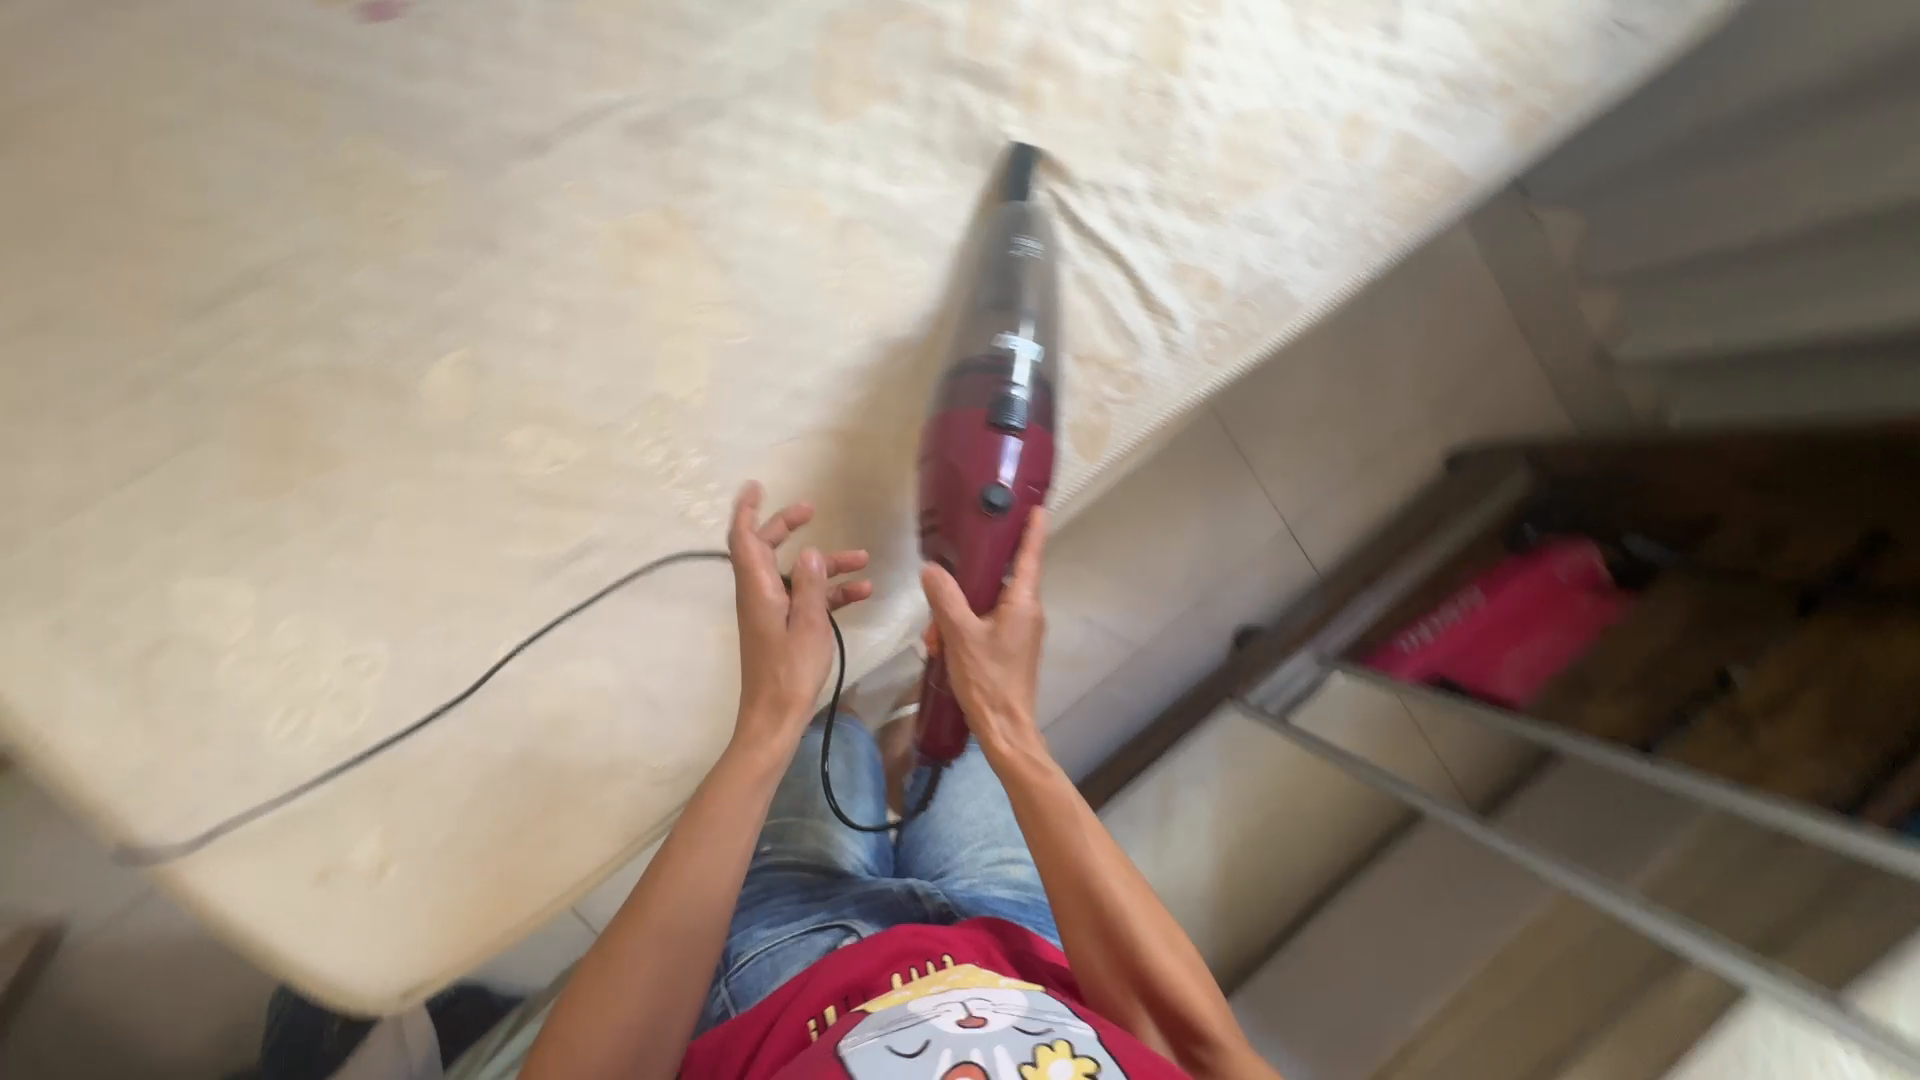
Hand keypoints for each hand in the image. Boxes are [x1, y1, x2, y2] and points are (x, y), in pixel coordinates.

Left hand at [729, 482, 871, 746]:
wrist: (775, 717)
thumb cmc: (790, 672)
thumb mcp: (808, 626)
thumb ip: (810, 586)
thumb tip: (811, 552)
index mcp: (757, 589)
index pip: (744, 538)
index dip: (747, 510)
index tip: (757, 486)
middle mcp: (759, 594)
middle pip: (768, 549)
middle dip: (789, 527)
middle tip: (812, 510)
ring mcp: (771, 611)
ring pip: (795, 574)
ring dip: (825, 565)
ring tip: (863, 560)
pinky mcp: (784, 627)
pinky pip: (805, 599)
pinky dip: (829, 593)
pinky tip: (862, 593)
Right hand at [920, 508, 1048, 757]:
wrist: (1005, 728)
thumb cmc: (988, 679)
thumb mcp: (960, 635)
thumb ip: (945, 598)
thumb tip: (932, 570)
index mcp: (1022, 602)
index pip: (1030, 555)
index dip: (1033, 529)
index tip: (1037, 506)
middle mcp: (1027, 611)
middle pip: (997, 579)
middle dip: (964, 584)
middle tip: (937, 594)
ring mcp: (1020, 630)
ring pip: (985, 604)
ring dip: (956, 614)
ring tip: (935, 638)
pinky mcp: (1011, 646)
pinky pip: (985, 624)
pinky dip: (962, 630)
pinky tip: (941, 647)